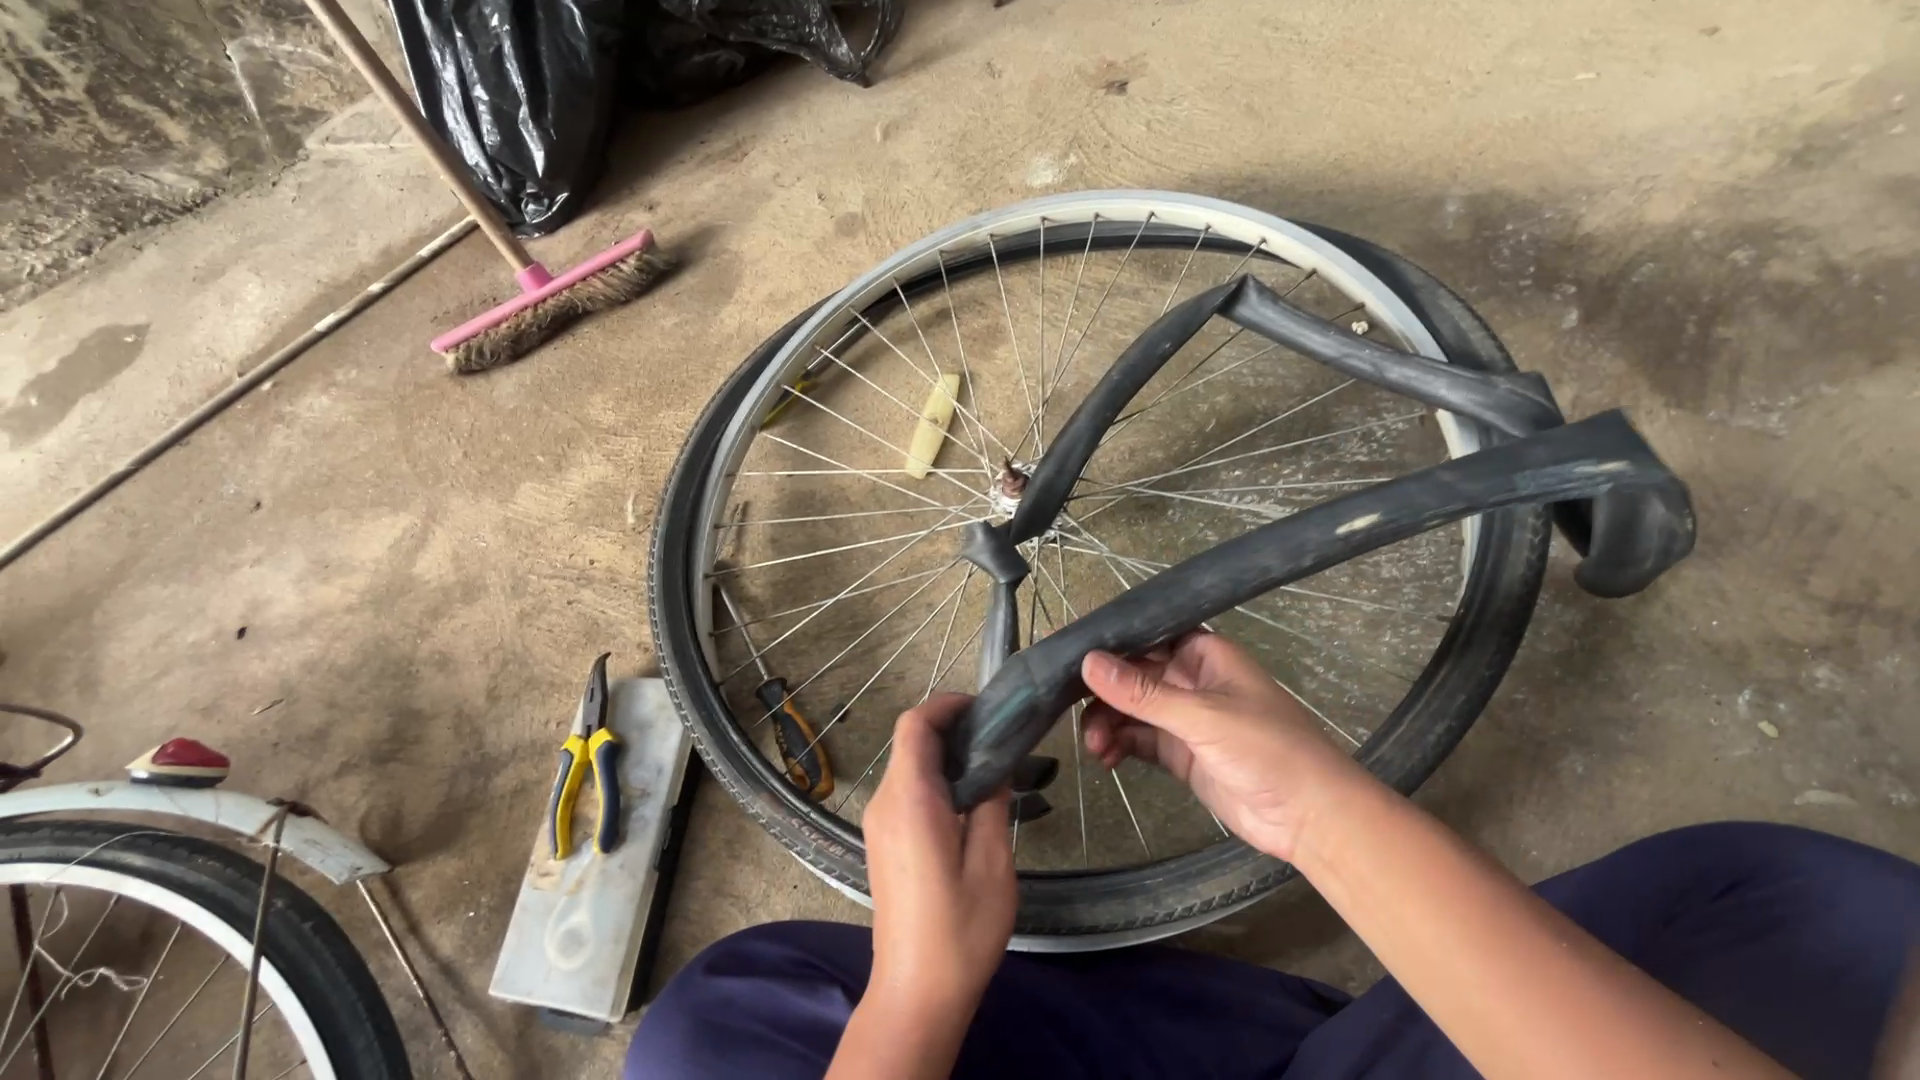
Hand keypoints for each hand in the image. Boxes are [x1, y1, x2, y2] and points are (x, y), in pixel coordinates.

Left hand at [863, 694, 1015, 1016]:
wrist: (915, 992)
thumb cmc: (960, 930)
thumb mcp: (992, 863)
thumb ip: (990, 804)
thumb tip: (994, 766)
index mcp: (911, 800)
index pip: (915, 725)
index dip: (946, 705)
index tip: (985, 708)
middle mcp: (885, 804)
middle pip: (909, 741)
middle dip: (951, 727)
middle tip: (999, 737)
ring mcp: (878, 824)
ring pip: (908, 766)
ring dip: (943, 754)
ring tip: (991, 766)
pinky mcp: (882, 842)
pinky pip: (905, 792)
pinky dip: (934, 779)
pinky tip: (967, 800)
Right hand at [1080, 631, 1373, 860]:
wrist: (1311, 817)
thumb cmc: (1268, 749)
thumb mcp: (1203, 717)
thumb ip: (1143, 693)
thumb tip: (1088, 662)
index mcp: (1204, 654)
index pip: (1147, 636)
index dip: (1110, 643)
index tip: (1068, 653)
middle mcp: (1191, 680)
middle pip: (1132, 674)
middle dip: (1103, 691)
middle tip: (1071, 709)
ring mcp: (1185, 718)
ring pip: (1131, 710)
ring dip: (1107, 722)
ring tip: (1096, 746)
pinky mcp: (1180, 753)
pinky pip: (1139, 740)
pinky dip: (1119, 745)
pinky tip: (1106, 757)